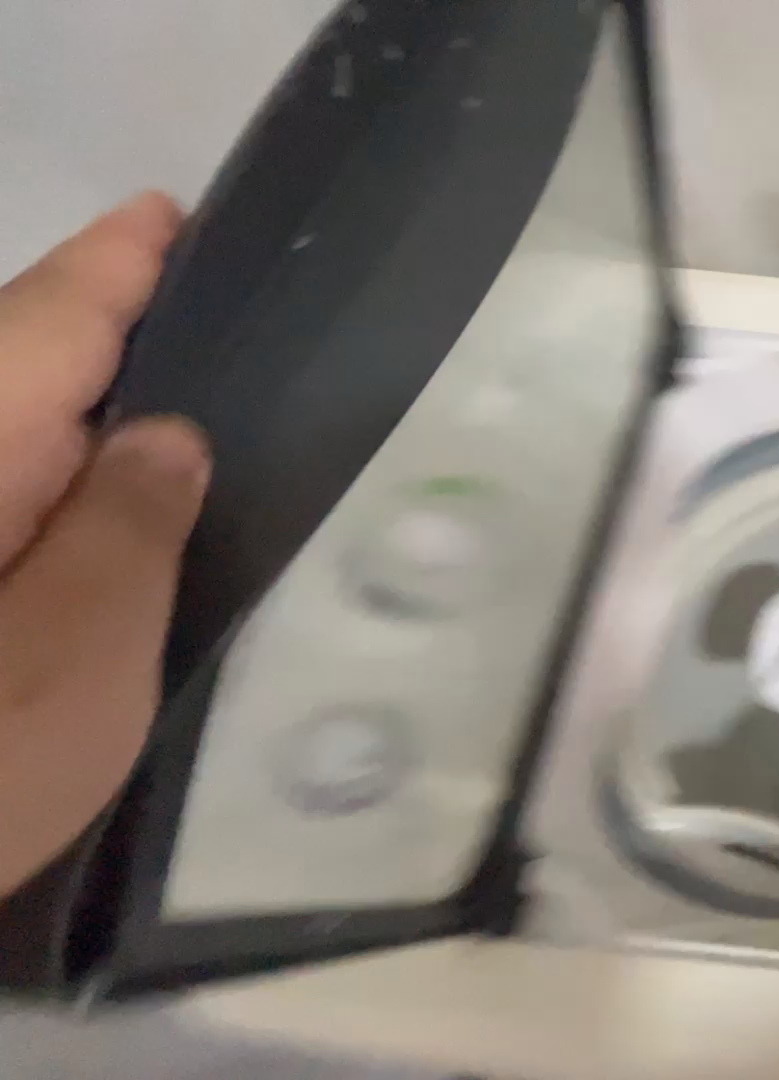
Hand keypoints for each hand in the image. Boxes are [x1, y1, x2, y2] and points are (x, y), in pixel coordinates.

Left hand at [0, 193, 211, 896]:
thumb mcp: (70, 649)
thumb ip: (125, 530)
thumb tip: (165, 434)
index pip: (38, 337)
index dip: (112, 270)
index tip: (169, 214)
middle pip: (29, 380)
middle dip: (123, 336)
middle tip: (231, 318)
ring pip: (31, 444)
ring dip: (116, 417)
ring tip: (214, 404)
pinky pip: (25, 502)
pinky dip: (92, 483)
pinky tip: (153, 493)